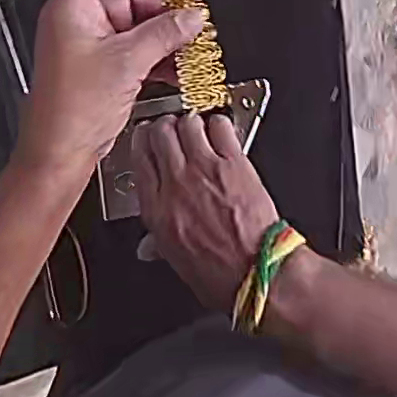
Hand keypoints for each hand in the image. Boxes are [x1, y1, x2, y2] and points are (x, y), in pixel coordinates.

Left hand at [17, 0, 204, 172]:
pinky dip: (152, 55)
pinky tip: (174, 67)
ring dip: (160, 36)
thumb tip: (190, 16)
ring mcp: (85, 47)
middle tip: (188, 18)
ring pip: (130, 27)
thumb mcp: (128, 62)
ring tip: (187, 47)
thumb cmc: (71, 110)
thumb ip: (164, 33)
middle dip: (158, 8)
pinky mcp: (95, 70)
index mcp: (70, 9)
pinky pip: (129, 50)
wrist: (59, 153)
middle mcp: (74, 24)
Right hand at [130, 112, 281, 314]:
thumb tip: (148, 246)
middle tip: (171, 128)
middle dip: (164, 126)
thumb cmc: (219, 273)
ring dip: (190, 123)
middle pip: (160, 133)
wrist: (257, 273)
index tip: (146, 137)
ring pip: (187, 123)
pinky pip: (219, 126)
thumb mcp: (175, 259)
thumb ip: (157, 243)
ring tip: (196, 129)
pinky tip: (220, 133)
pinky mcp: (234, 163)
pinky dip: (218, 124)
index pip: (139, 157)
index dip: (142, 141)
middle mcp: (177, 183)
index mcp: (157, 208)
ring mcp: (205, 169)